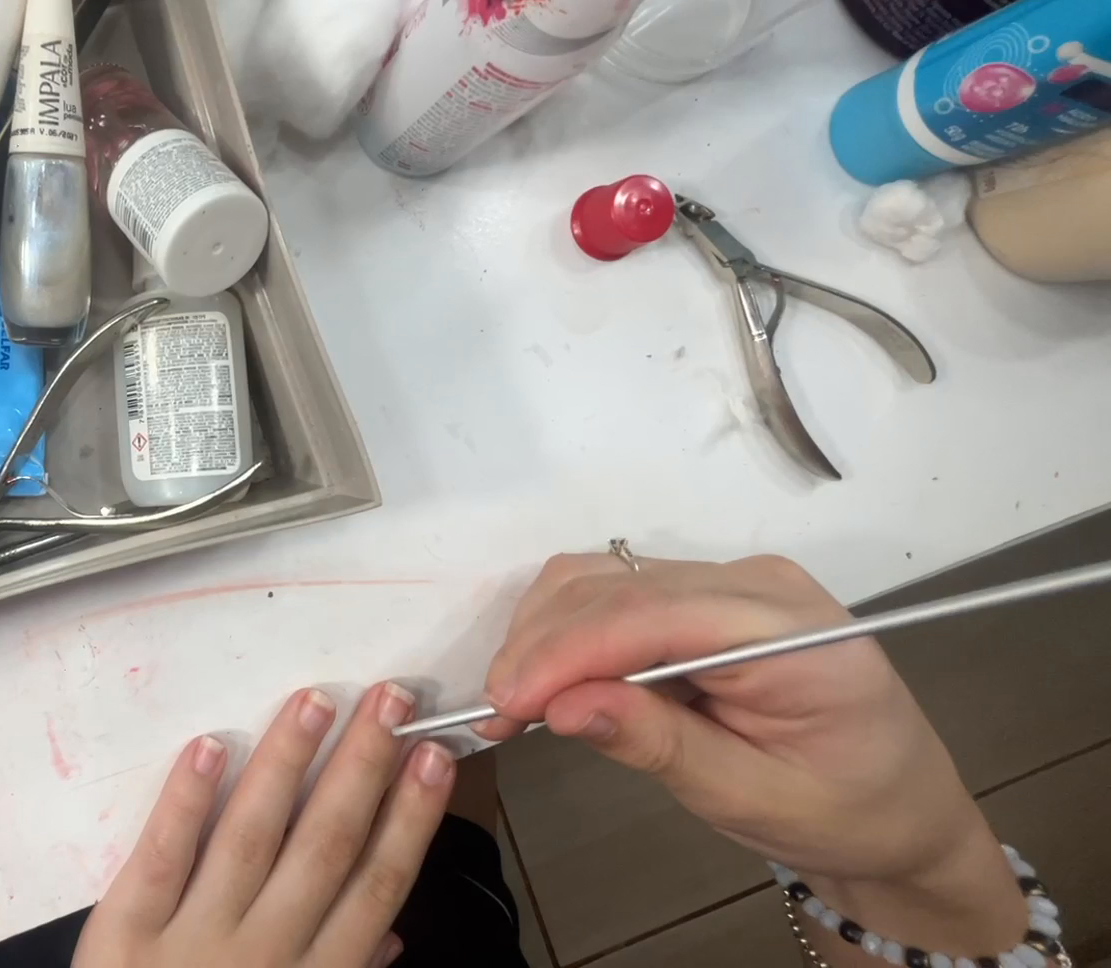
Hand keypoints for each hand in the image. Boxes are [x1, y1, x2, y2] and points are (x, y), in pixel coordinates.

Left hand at [73, 683, 455, 967]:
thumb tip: (393, 933)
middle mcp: (265, 951)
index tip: (433, 754)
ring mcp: (195, 937)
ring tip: (314, 701)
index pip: (375, 886)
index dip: (409, 818)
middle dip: (363, 768)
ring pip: (252, 836)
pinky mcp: (127, 928)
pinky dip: (188, 801)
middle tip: (390, 699)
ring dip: (287, 764)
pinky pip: (163, 856)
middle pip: (325, 846)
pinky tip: (209, 745)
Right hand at [477, 553, 1024, 955]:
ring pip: (590, 578)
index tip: (506, 701)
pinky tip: (542, 673)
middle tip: (496, 711)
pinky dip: (555, 629)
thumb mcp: (753, 800)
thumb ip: (659, 745)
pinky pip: (598, 589)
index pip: (650, 616)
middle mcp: (750, 583)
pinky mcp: (685, 587)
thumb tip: (559, 707)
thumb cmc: (841, 814)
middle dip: (538, 647)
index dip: (566, 652)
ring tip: (513, 698)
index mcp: (793, 634)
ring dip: (537, 634)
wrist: (893, 805)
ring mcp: (716, 576)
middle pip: (609, 588)